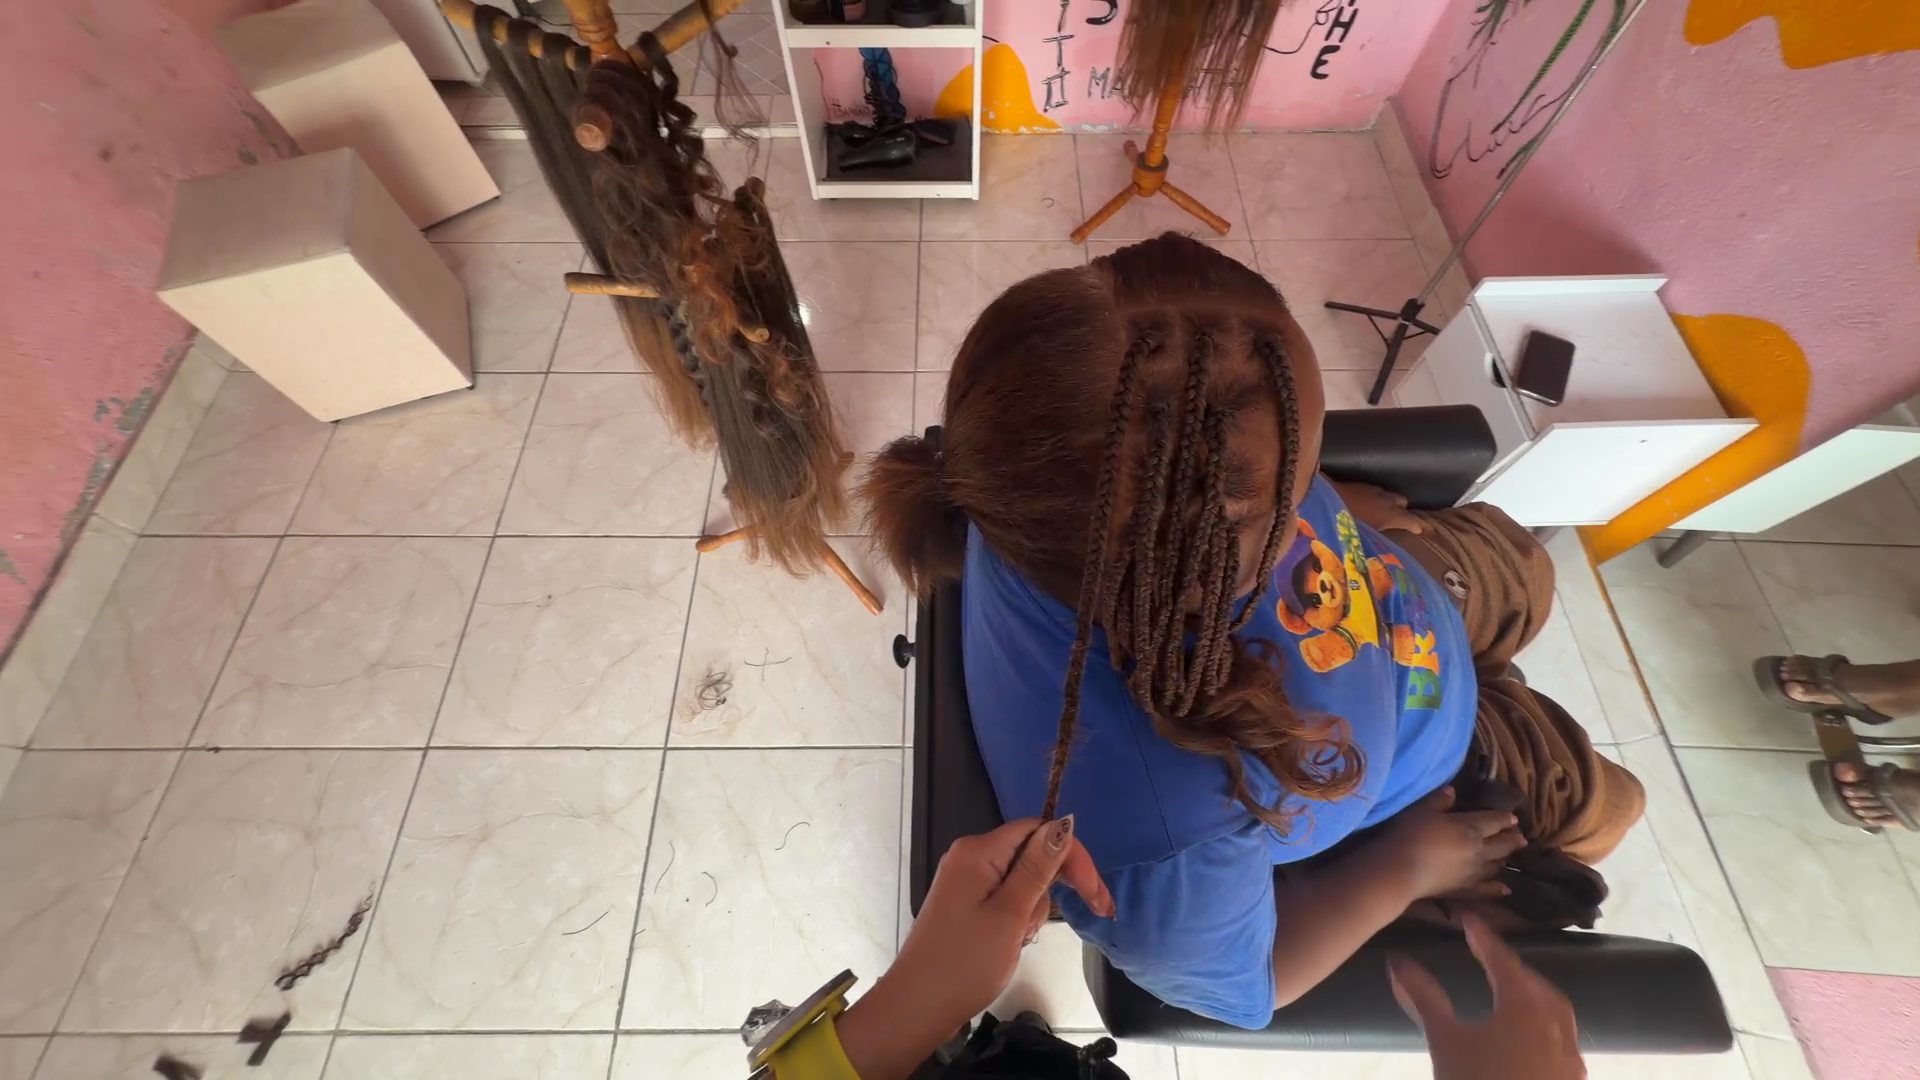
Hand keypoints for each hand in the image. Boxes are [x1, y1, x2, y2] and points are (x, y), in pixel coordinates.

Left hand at [834, 817, 1112, 1079]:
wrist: (916, 1008)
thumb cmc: (965, 963)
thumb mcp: (1009, 915)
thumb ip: (1038, 868)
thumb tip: (1064, 822)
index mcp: (978, 850)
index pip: (1036, 830)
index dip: (1070, 854)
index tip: (1095, 895)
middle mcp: (970, 855)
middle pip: (1030, 853)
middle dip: (1054, 885)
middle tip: (1086, 916)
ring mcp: (966, 879)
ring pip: (1020, 879)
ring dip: (1032, 908)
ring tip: (1018, 940)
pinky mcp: (965, 902)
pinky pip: (1005, 897)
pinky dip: (1017, 917)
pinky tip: (1011, 943)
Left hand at [1330, 479, 1424, 533]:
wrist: (1324, 499)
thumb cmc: (1344, 523)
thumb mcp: (1361, 537)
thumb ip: (1372, 540)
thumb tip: (1375, 550)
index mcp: (1390, 515)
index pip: (1411, 520)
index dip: (1416, 526)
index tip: (1419, 531)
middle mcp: (1386, 500)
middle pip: (1403, 503)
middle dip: (1402, 510)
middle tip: (1396, 520)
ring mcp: (1373, 490)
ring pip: (1389, 494)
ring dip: (1387, 502)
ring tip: (1379, 512)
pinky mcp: (1360, 484)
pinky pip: (1374, 491)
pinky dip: (1374, 497)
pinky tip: (1364, 504)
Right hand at [1380, 787, 1524, 900]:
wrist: (1402, 869)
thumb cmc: (1409, 833)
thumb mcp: (1421, 810)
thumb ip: (1439, 800)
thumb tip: (1453, 790)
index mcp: (1469, 828)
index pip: (1493, 821)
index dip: (1504, 818)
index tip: (1513, 817)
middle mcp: (1479, 851)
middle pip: (1502, 844)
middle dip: (1512, 839)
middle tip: (1520, 836)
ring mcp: (1475, 872)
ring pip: (1497, 864)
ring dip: (1504, 858)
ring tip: (1508, 855)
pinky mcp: (1466, 889)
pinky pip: (1487, 888)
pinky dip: (1498, 887)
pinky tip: (1505, 888)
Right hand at [1390, 913, 1585, 1079]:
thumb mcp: (1443, 1040)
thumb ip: (1423, 997)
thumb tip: (1397, 960)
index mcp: (1525, 1013)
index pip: (1504, 963)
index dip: (1485, 939)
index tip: (1468, 919)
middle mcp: (1557, 1036)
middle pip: (1543, 991)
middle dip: (1517, 969)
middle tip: (1490, 956)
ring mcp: (1570, 1070)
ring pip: (1560, 1022)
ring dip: (1536, 1000)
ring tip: (1509, 996)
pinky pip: (1563, 1050)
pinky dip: (1545, 1031)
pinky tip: (1525, 1043)